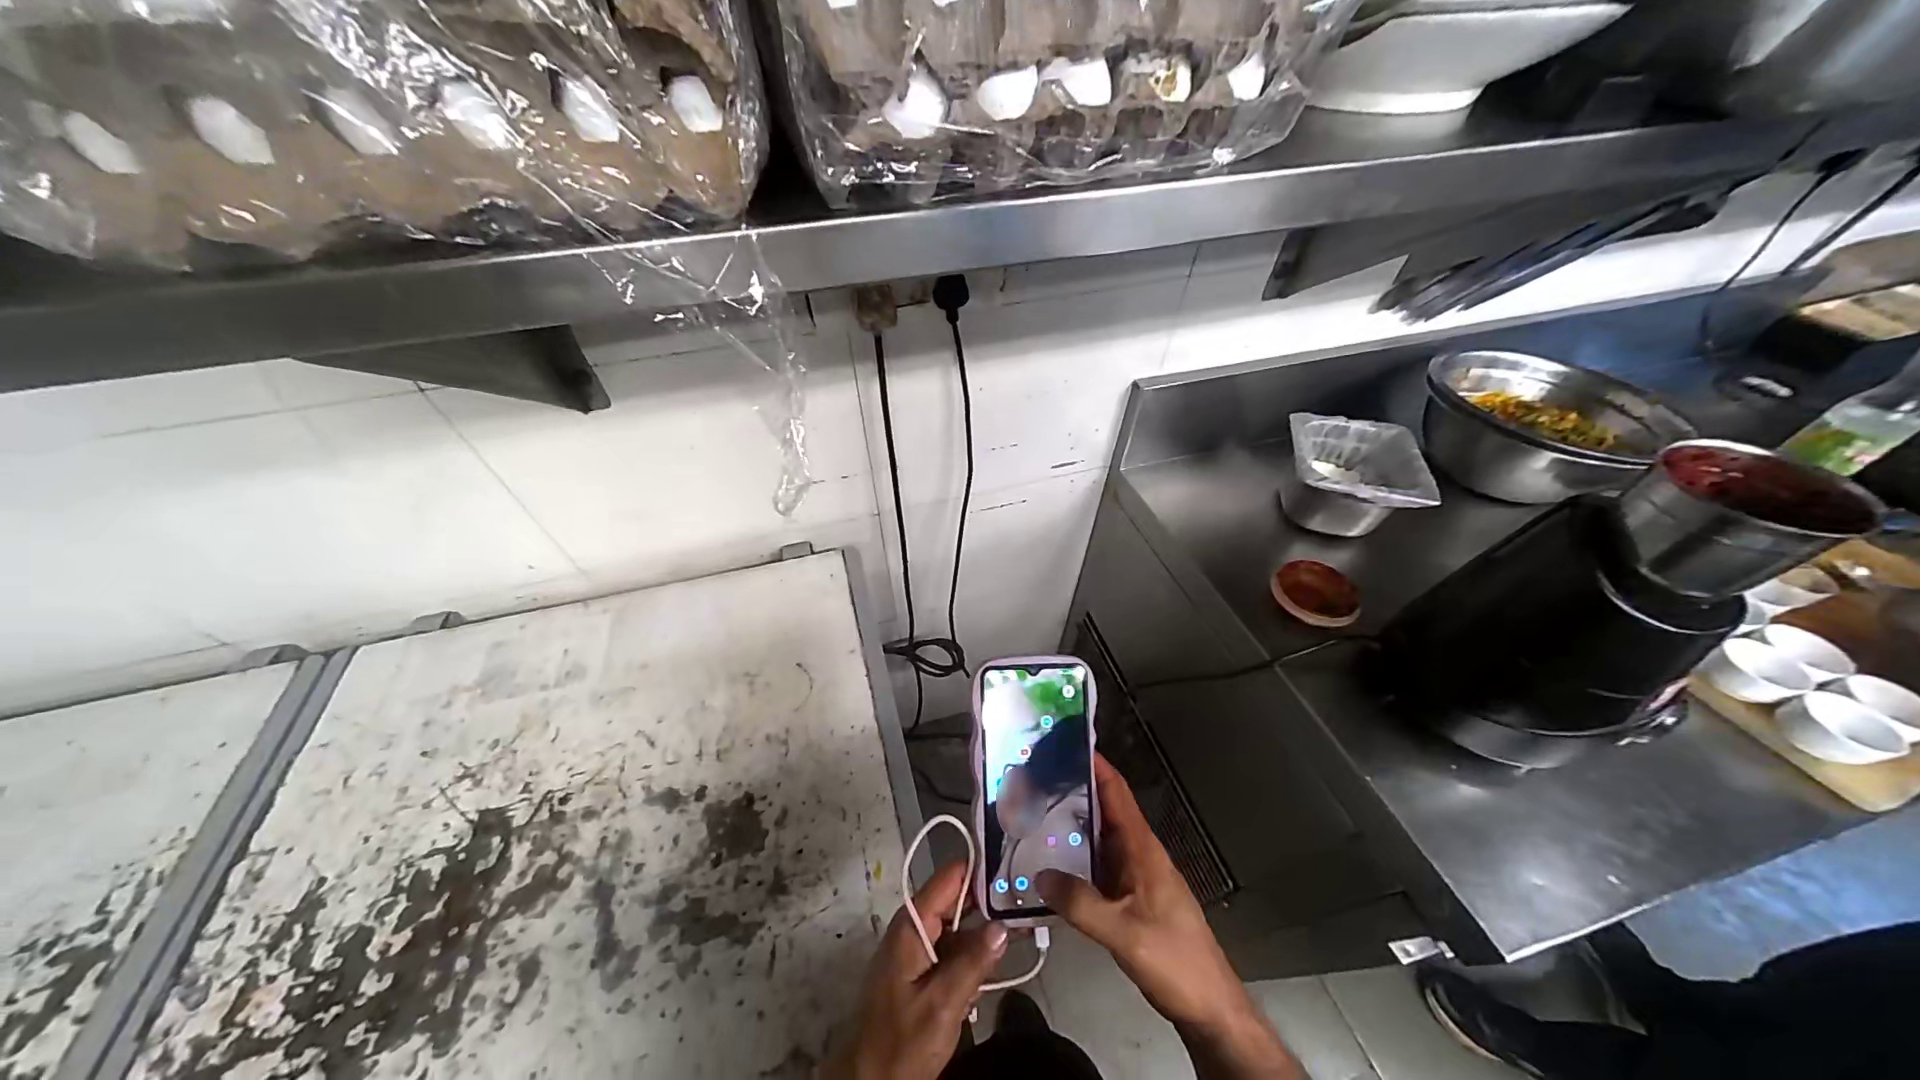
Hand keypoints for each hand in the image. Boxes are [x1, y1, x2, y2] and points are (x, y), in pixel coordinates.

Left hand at [822, 860, 1009, 1079]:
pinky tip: (998, 966)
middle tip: (1027, 906)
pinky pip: (953, 952)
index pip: (948, 878)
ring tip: (1023, 930)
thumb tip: (1002, 925)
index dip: (980, 870)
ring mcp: (917, 952)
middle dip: (989, 902)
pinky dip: (975, 956)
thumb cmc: (901, 1042)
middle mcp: (913, 930)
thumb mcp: (942, 1004)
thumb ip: (973, 963)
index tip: (1014, 871)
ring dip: (985, 933)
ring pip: (958, 928)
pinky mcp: (922, 973)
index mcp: (911, 926)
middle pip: (956, 901)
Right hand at [1038, 755, 1248, 1026]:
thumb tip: (1039, 876)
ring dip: (1069, 827)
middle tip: (1030, 781)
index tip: (1063, 743)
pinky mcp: (1130, 899)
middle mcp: (1138, 855)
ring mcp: (1135, 877)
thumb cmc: (1174, 960)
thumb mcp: (1123, 933)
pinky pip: (1097, 868)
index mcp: (1143, 849)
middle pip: (1103, 812)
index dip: (1095, 765)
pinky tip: (1048, 866)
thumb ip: (1080, 904)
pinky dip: (1073, 860)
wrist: (1209, 1007)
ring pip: (1098, 841)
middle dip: (1070, 792)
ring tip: (1029, 815)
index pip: (1117, 793)